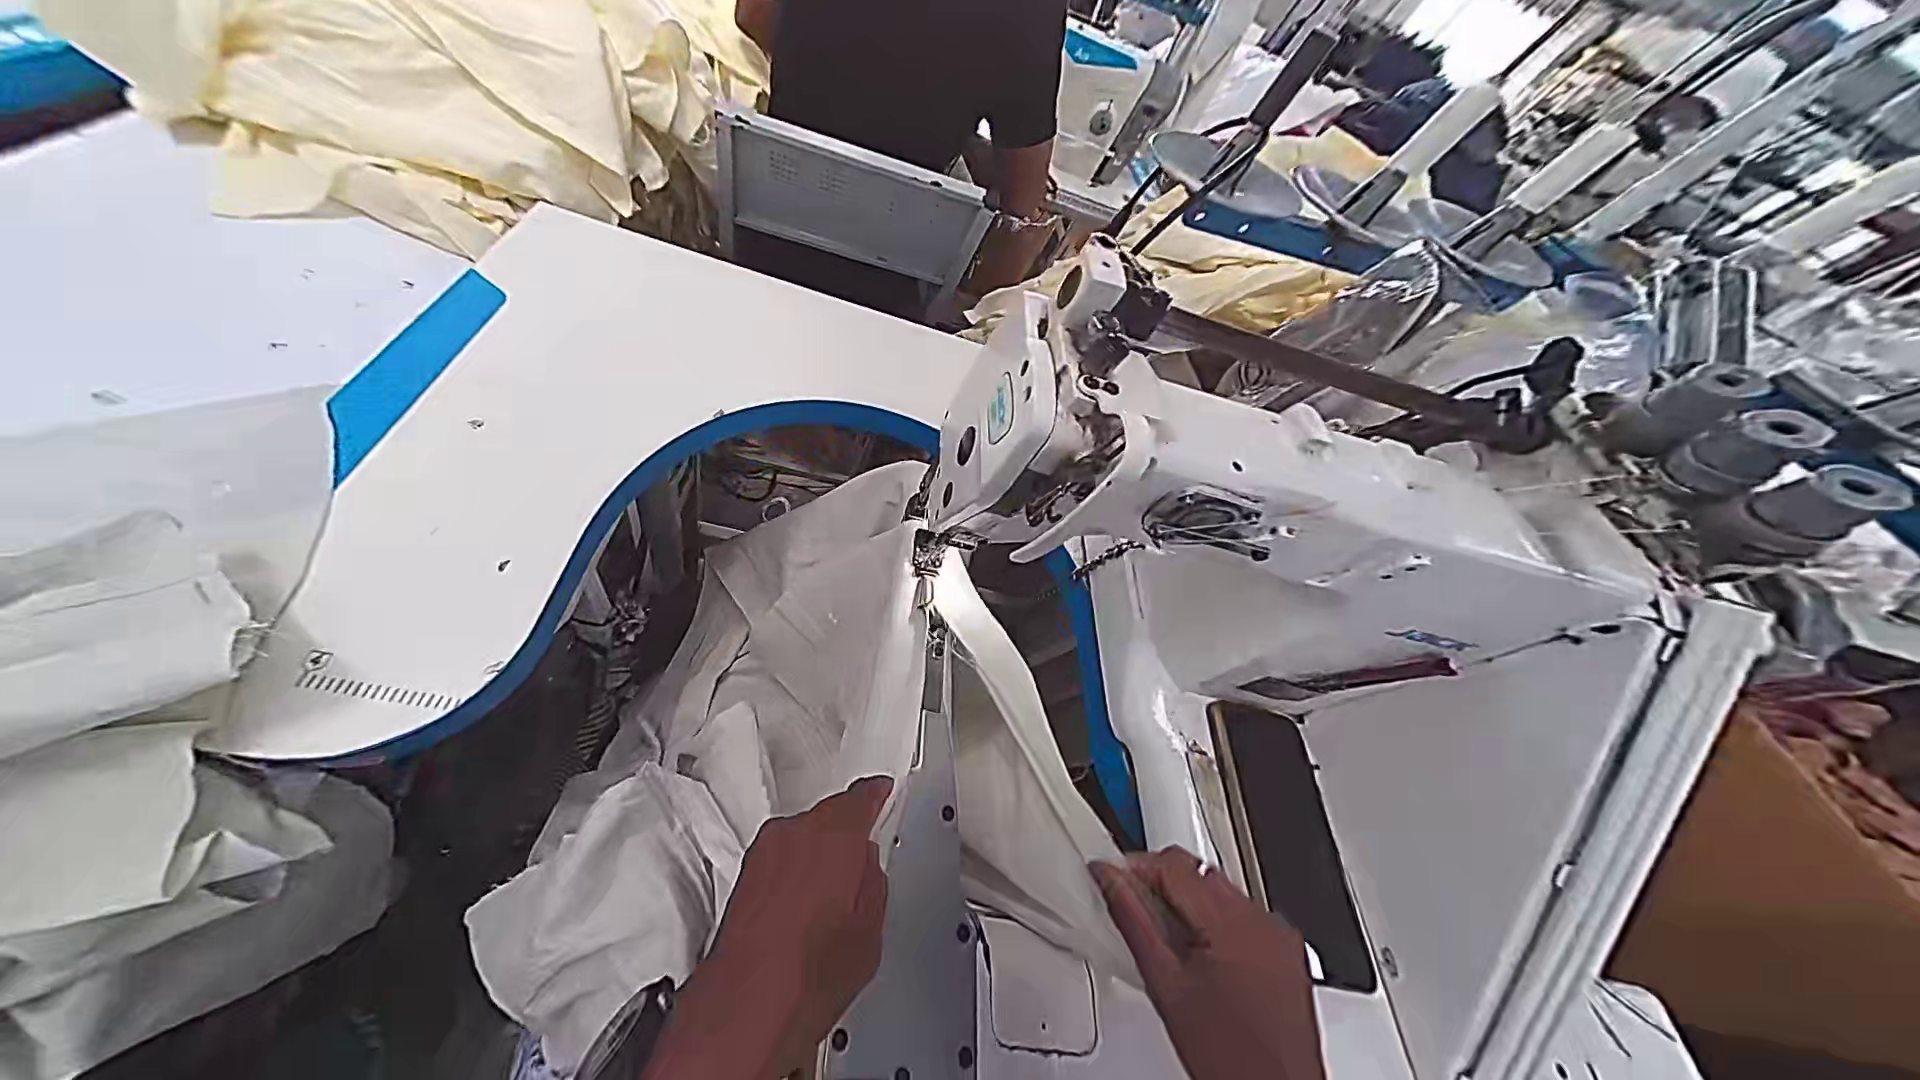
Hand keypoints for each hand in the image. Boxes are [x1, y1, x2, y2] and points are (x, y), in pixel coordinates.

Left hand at [642, 776, 892, 1078]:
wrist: (747, 1007)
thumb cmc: (805, 974)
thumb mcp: (870, 926)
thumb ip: (874, 877)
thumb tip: (866, 866)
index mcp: (837, 835)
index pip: (863, 796)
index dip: (876, 793)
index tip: (882, 790)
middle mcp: (798, 832)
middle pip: (831, 813)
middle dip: (846, 830)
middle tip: (859, 859)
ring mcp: (767, 849)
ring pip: (803, 832)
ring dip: (817, 849)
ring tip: (828, 896)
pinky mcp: (745, 871)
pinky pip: (781, 853)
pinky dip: (793, 866)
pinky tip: (801, 903)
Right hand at [1093, 847, 1324, 1079]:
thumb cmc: (1229, 1061)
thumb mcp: (1165, 985)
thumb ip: (1132, 920)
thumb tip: (1110, 880)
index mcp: (1230, 924)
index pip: (1174, 866)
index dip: (1137, 866)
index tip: (1114, 876)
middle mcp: (1260, 921)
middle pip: (1197, 871)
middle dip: (1160, 880)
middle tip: (1132, 902)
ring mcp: (1277, 935)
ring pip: (1219, 888)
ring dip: (1187, 899)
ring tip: (1164, 935)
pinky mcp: (1286, 950)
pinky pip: (1242, 913)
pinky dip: (1214, 919)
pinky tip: (1198, 951)